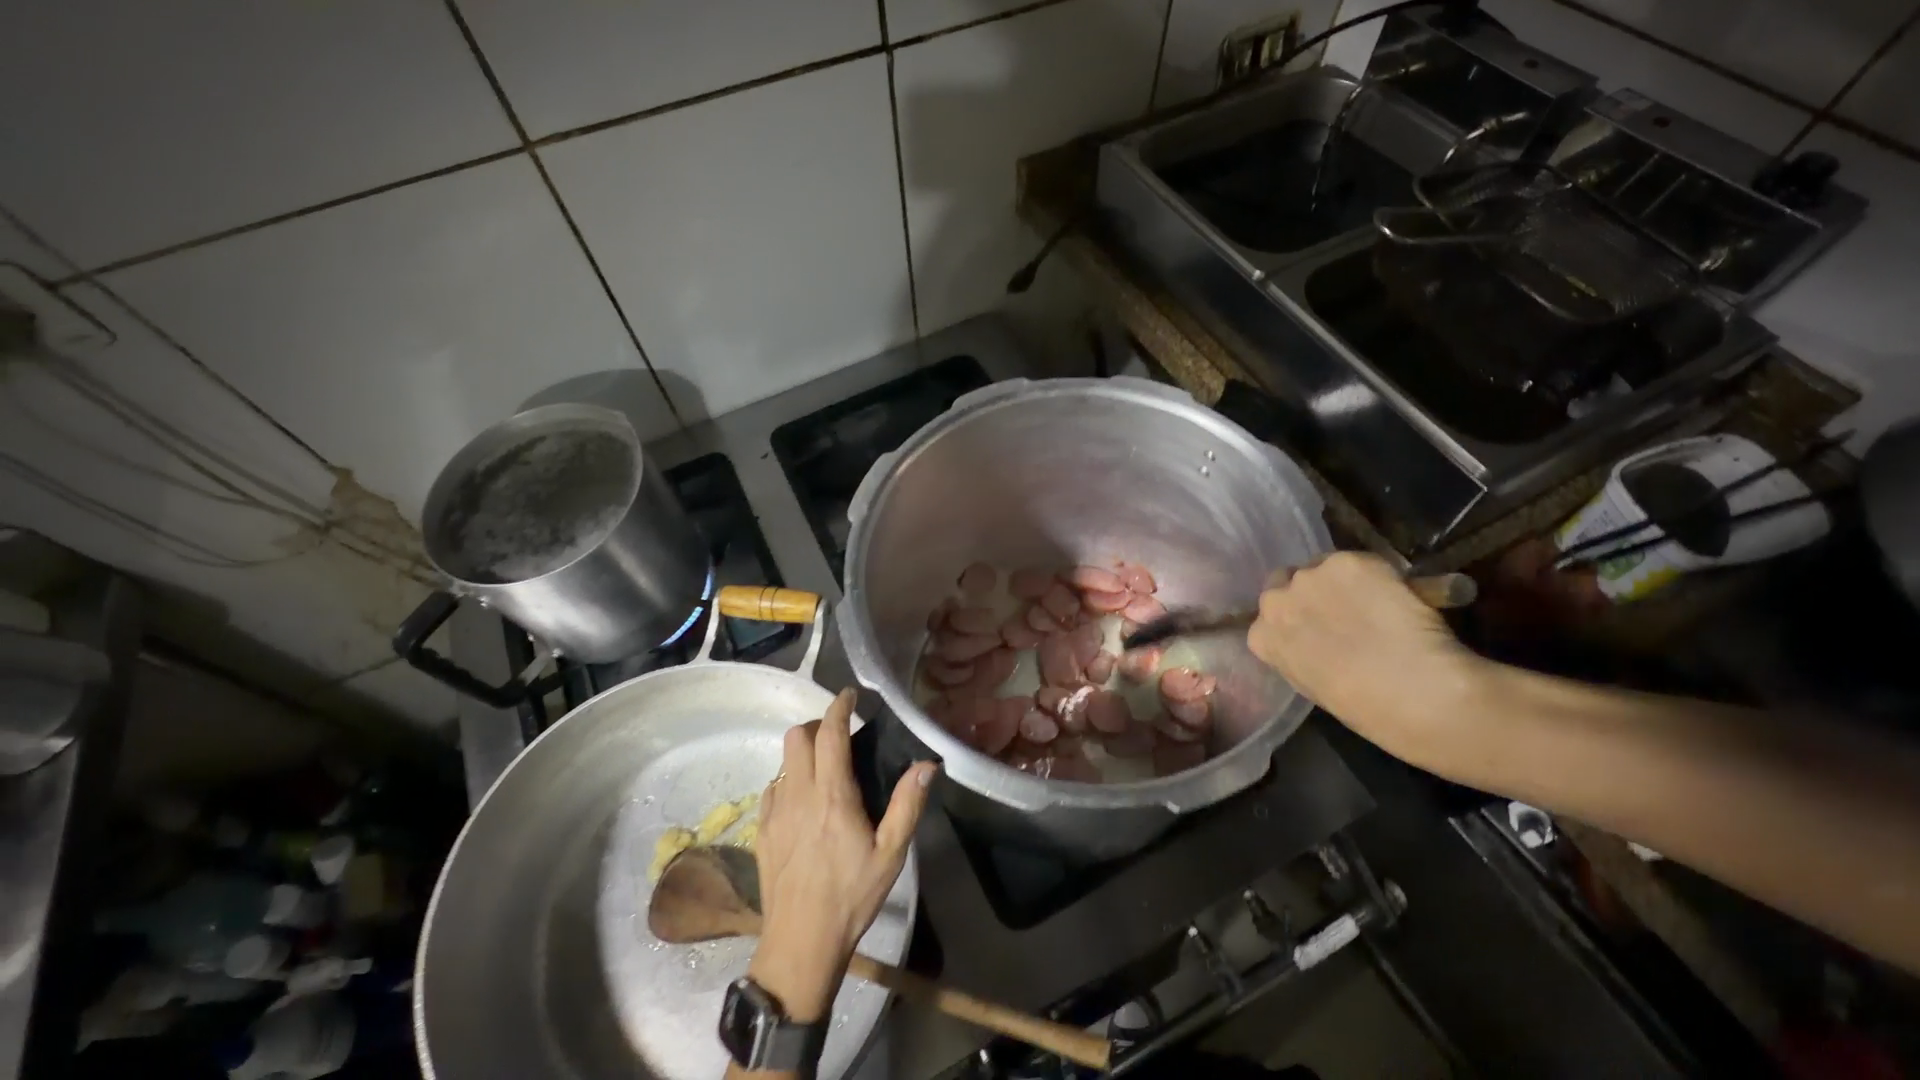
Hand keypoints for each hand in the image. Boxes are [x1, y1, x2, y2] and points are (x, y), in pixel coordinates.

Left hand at [748, 688, 935, 1021]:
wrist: (801, 941)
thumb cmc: (852, 896)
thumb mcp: (891, 853)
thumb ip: (908, 804)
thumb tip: (927, 763)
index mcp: (833, 795)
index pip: (831, 734)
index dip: (839, 707)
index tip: (850, 695)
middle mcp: (799, 794)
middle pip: (797, 737)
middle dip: (818, 725)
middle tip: (840, 736)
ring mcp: (774, 812)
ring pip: (782, 762)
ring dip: (802, 753)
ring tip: (824, 768)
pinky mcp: (761, 831)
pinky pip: (771, 789)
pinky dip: (788, 781)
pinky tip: (803, 802)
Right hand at [1246, 553, 1481, 761]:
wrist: (1410, 690)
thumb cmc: (1362, 707)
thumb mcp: (1311, 685)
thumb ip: (1300, 654)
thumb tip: (1316, 642)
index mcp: (1263, 638)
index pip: (1268, 617)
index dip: (1294, 619)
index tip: (1315, 629)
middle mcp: (1276, 601)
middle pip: (1285, 582)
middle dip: (1308, 593)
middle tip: (1340, 610)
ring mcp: (1309, 577)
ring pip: (1321, 568)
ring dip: (1339, 582)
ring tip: (1372, 602)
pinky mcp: (1346, 561)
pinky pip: (1357, 562)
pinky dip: (1374, 575)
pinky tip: (1395, 596)